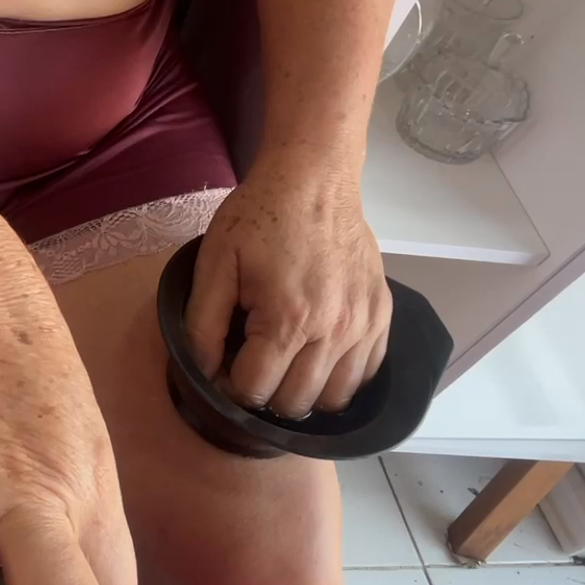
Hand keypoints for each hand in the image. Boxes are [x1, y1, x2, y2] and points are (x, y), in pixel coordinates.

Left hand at [184, 153, 390, 419]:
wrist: (314, 180)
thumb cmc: (257, 218)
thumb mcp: (214, 265)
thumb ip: (202, 325)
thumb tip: (202, 373)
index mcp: (288, 321)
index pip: (253, 391)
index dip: (226, 388)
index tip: (219, 367)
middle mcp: (334, 332)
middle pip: (293, 404)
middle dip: (262, 396)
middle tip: (246, 365)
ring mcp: (364, 326)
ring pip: (333, 399)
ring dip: (300, 394)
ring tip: (279, 366)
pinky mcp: (383, 316)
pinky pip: (364, 375)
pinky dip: (337, 380)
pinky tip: (313, 360)